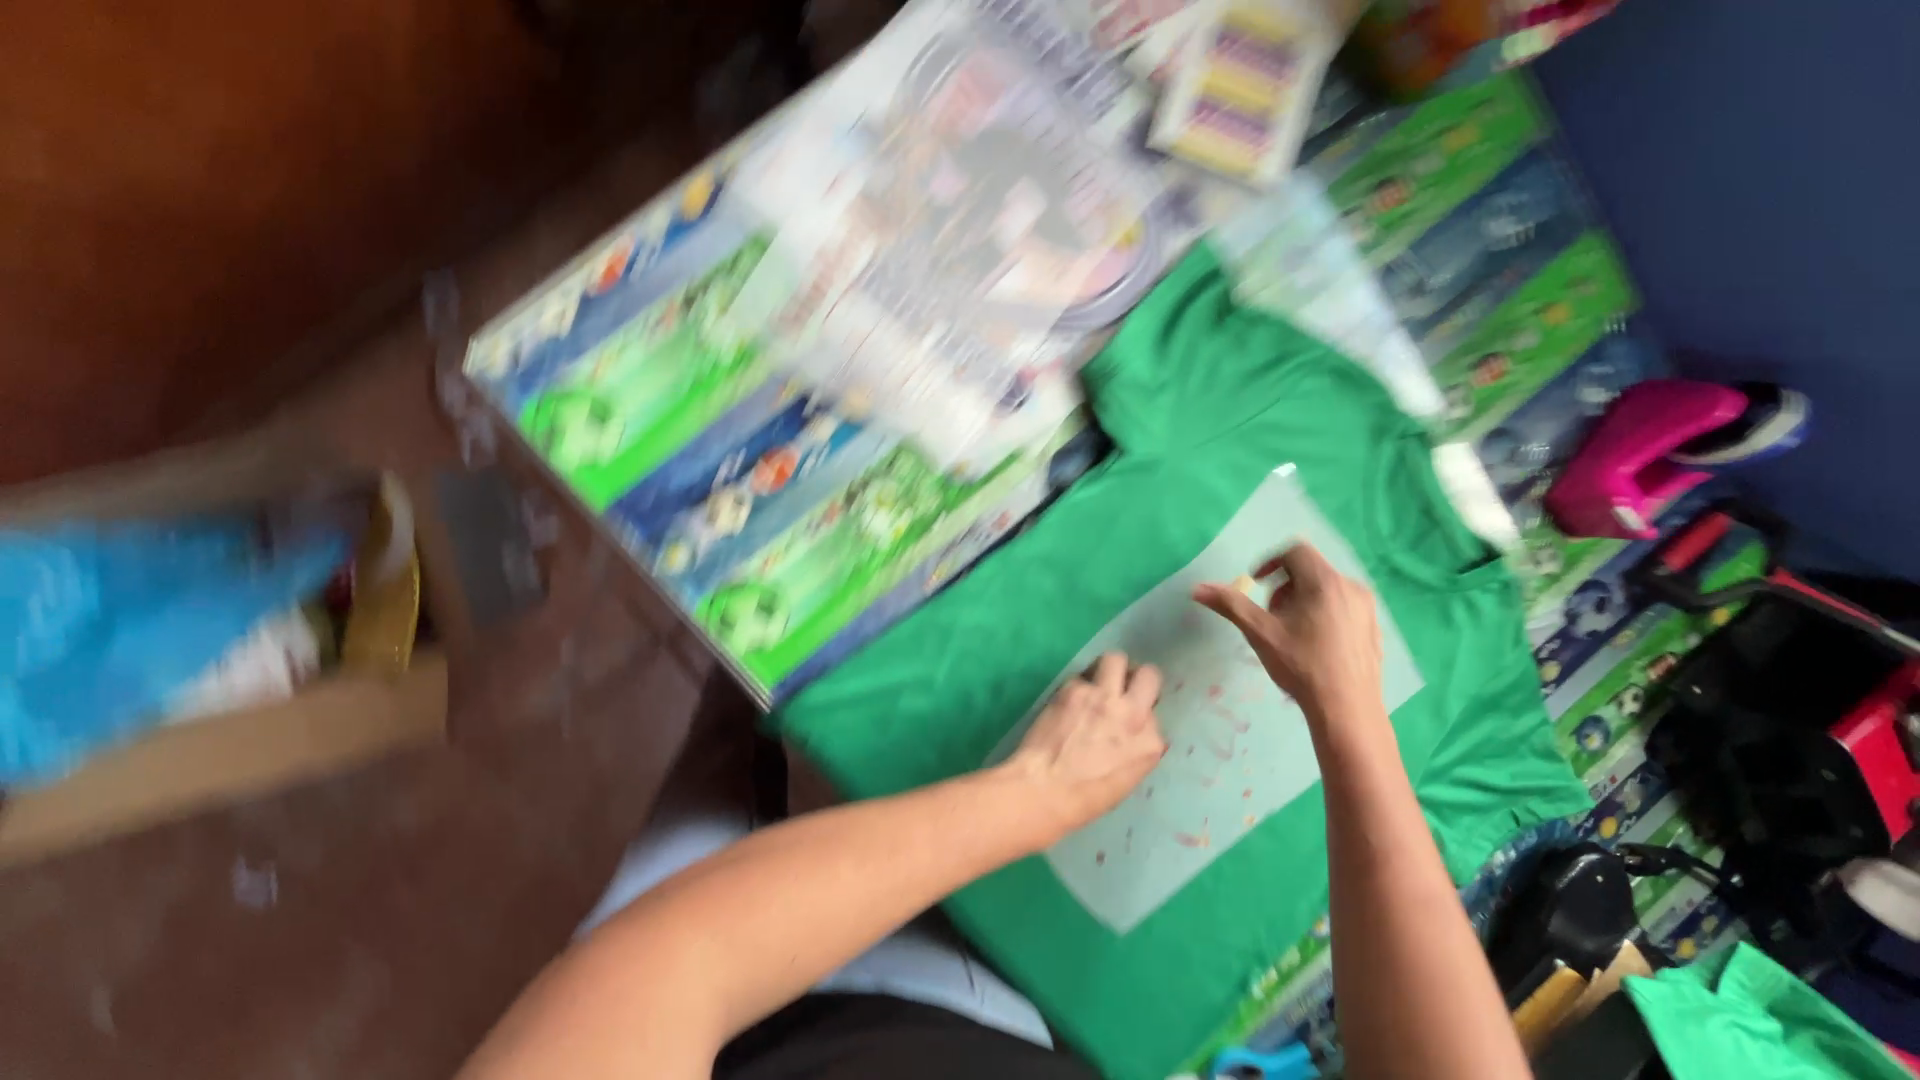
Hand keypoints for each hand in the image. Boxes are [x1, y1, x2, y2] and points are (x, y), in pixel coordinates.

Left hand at [1005, 652, 1165, 842]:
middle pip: (1148, 675)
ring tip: (1096, 681)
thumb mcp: (1127, 780)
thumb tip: (1131, 733)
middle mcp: (1133, 714)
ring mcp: (1104, 698)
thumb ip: (1136, 749)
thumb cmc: (1085, 799)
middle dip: (1136, 677)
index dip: (1139, 712)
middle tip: (1120, 686)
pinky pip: (1081, 675)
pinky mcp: (1075, 689)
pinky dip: (1077, 684)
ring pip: (1115, 659)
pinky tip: (1067, 700)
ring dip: (1108, 668)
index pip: (1154, 713)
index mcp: (1150, 744)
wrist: (1045, 790)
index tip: (1125, 720)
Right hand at [1192, 542, 1384, 724]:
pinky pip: (1343, 607)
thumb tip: (1197, 588)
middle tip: (1272, 615)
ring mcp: (1367, 608)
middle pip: (1311, 570)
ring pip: (1327, 588)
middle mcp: (1351, 587)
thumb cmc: (1301, 667)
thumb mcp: (1261, 634)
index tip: (1257, 585)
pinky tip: (1315, 646)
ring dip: (1303, 600)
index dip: (1271, 562)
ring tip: (1292, 632)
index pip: (1295, 550)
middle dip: (1285, 586)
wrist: (1347, 709)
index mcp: (1324, 582)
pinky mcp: (1374, 627)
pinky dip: (1324, 614)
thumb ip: (1231, 605)